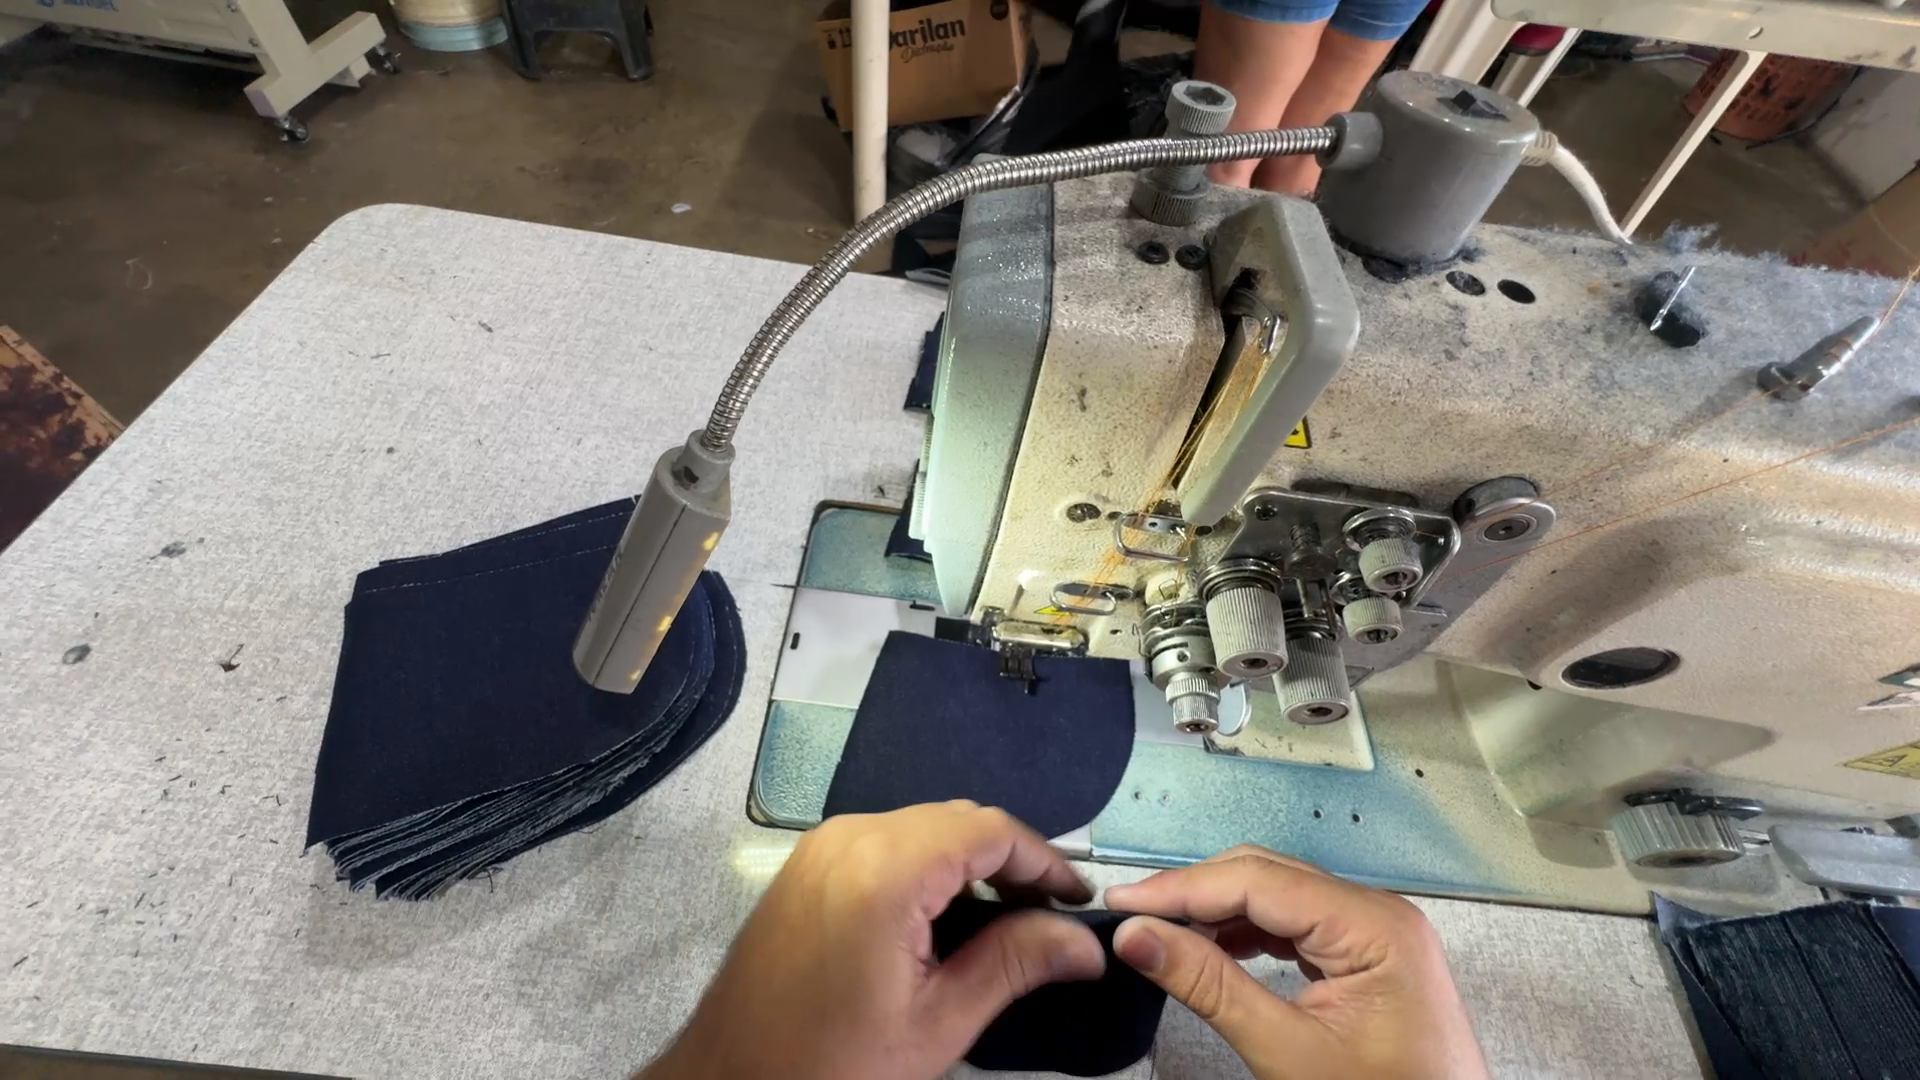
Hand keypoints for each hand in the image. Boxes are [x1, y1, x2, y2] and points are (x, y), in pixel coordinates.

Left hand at [641, 801, 1105, 1079]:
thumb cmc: (833, 1065)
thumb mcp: (936, 1023)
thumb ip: (1014, 964)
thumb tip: (1086, 943)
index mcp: (887, 864)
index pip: (989, 829)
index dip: (1043, 859)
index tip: (1078, 902)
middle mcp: (856, 832)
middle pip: (958, 820)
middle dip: (1010, 859)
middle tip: (1046, 916)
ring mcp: (828, 840)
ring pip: (925, 825)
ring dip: (970, 860)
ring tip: (1005, 916)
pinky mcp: (812, 858)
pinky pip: (890, 839)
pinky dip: (929, 863)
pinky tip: (944, 912)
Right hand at [1106, 846, 1488, 1079]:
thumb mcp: (1288, 1056)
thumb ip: (1207, 986)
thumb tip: (1133, 936)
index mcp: (1372, 925)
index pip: (1256, 879)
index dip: (1182, 887)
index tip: (1122, 901)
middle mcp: (1375, 910)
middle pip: (1263, 875)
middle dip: (1194, 893)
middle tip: (1134, 916)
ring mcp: (1372, 930)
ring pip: (1271, 893)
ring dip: (1214, 909)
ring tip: (1162, 931)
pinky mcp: (1362, 953)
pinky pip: (1289, 921)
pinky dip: (1242, 930)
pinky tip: (1208, 946)